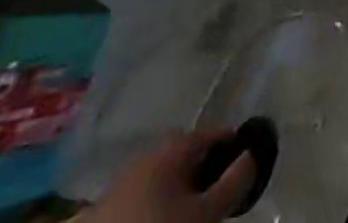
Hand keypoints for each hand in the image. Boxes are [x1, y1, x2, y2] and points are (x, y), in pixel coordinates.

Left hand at [79, 130, 255, 222]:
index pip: (208, 133)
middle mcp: (139, 162)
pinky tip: (161, 213)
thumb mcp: (207, 212)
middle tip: (218, 178)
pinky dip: (153, 197)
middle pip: (179, 150)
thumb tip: (250, 156)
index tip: (246, 152)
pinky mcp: (97, 213)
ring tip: (191, 200)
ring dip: (176, 180)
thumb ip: (235, 180)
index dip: (230, 139)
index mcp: (166, 154)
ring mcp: (114, 188)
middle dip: (201, 159)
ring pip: (156, 172)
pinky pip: (137, 193)